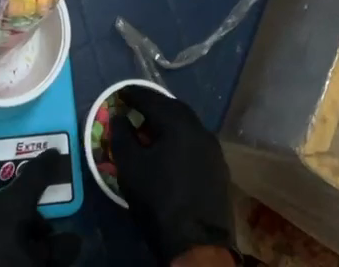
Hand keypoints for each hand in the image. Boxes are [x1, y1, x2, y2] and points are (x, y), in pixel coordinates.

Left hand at [0, 149, 80, 266]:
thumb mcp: (33, 265)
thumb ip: (54, 252)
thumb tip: (73, 238)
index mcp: (10, 204)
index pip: (34, 176)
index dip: (47, 165)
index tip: (55, 152)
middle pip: (17, 203)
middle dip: (32, 219)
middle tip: (45, 243)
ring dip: (12, 232)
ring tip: (20, 255)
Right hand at [111, 86, 235, 262]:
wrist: (197, 244)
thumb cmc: (158, 200)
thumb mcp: (130, 166)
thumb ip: (121, 134)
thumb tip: (120, 116)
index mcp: (178, 123)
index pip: (151, 99)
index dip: (132, 94)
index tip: (119, 95)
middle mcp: (200, 129)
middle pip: (172, 108)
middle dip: (152, 105)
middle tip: (134, 109)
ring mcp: (213, 149)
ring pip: (187, 125)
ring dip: (168, 122)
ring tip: (150, 129)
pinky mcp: (219, 167)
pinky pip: (195, 141)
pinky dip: (180, 138)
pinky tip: (170, 150)